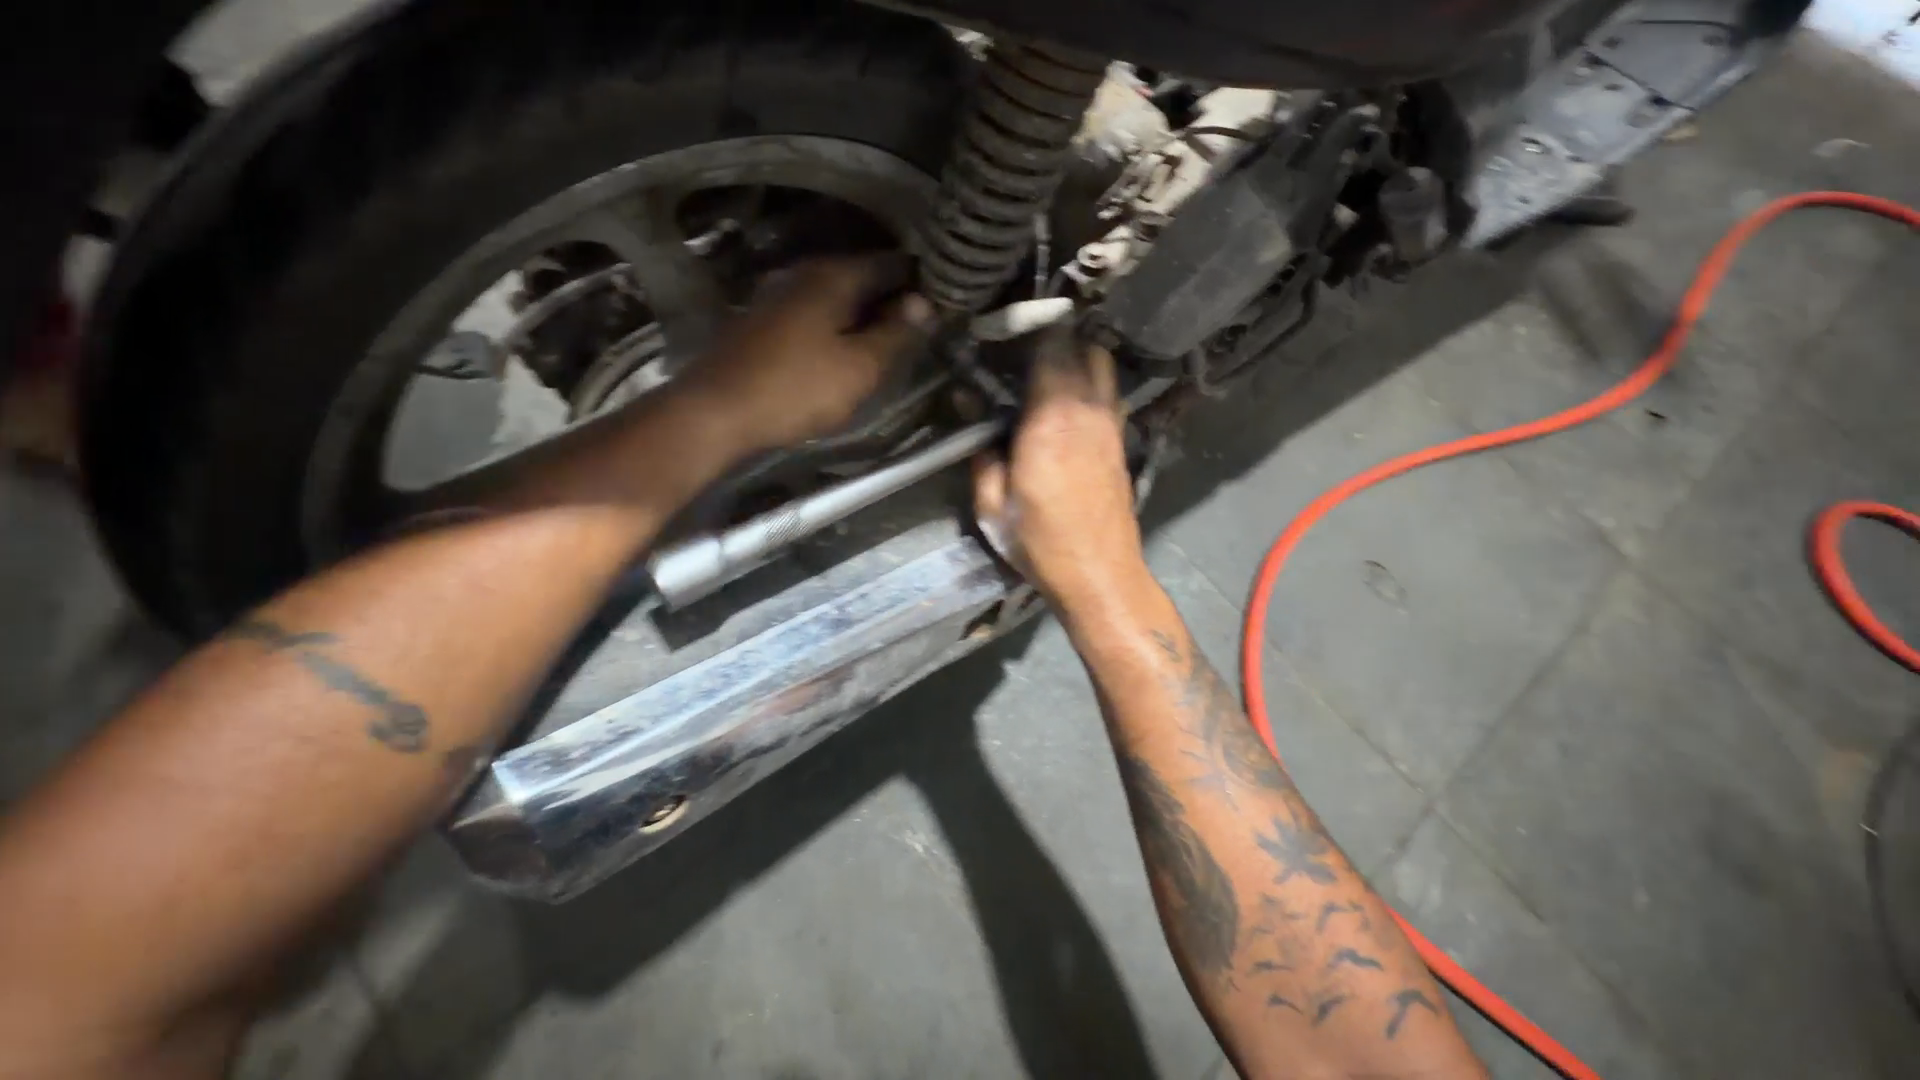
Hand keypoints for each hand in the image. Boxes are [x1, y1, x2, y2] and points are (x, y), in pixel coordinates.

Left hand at [676, 255, 934, 452]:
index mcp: (834, 276)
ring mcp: (779, 294)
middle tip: (922, 326)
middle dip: (892, 297)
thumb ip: (895, 333)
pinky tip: (845, 349)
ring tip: (888, 341)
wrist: (716, 411)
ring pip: (836, 296)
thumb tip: (923, 303)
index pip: (892, 263)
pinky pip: (814, 312)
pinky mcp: (763, 320)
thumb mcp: (859, 368)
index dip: (921, 280)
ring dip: (863, 313)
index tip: (944, 302)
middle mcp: (805, 273)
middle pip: (862, 276)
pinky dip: (836, 324)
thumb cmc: (795, 388)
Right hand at [973, 329, 1146, 609]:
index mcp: (1050, 420)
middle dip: (1059, 337)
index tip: (1007, 326)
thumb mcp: (990, 506)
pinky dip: (1091, 385)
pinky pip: (1109, 395)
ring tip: (1048, 369)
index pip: (1050, 347)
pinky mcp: (1122, 443)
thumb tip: (969, 409)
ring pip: (1104, 368)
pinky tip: (1068, 403)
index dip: (1030, 327)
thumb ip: (981, 453)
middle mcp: (1088, 411)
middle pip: (1086, 347)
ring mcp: (1111, 426)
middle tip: (1027, 346)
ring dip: (1079, 358)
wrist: (1100, 575)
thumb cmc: (1040, 542)